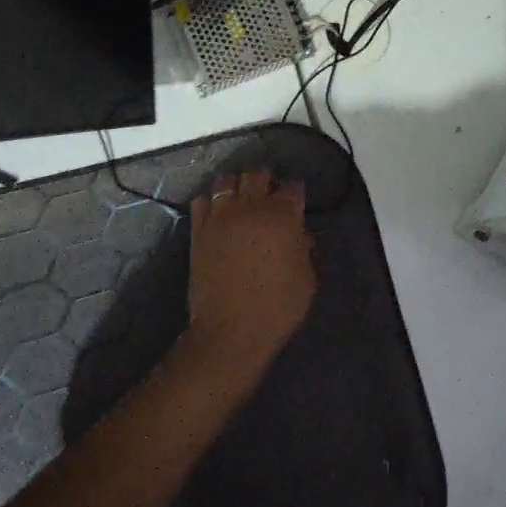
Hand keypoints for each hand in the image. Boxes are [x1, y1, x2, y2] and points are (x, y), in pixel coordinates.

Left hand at [183, 170, 315, 377]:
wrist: (230, 331)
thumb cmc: (277, 308)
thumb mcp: (306, 280)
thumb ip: (304, 251)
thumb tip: (299, 236)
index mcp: (282, 217)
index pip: (293, 188)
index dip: (296, 192)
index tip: (297, 201)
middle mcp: (250, 208)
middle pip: (258, 175)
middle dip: (267, 182)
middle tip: (271, 196)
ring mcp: (220, 217)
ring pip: (227, 181)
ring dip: (238, 186)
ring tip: (243, 200)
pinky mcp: (199, 230)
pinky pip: (203, 201)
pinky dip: (212, 202)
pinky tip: (219, 214)